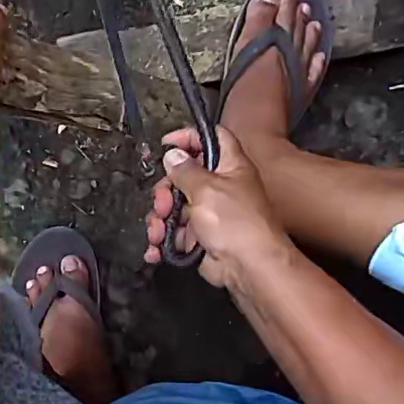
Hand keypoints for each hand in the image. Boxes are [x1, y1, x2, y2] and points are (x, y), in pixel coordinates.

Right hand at [143, 126, 294, 289]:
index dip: (190, 137)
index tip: (168, 143)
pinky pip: (174, 233)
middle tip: (163, 202)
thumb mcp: (207, 189)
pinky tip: (156, 248)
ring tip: (158, 232)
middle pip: (183, 177)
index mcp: (230, 167)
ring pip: (174, 208)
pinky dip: (162, 240)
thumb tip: (173, 155)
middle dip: (165, 191)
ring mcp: (209, 213)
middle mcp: (220, 188)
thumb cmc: (238, 225)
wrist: (247, 266)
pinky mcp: (200, 237)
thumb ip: (186, 171)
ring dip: (160, 220)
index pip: (212, 138)